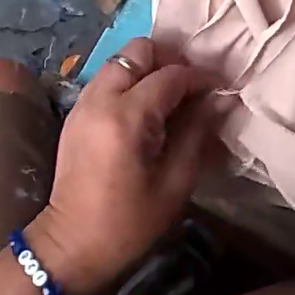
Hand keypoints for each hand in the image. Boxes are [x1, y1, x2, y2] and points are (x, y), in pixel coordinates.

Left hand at [27, 37, 226, 294]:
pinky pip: (105, 80)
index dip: (200, 77)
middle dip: (170, 60)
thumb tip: (222, 99)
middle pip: (137, 51)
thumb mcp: (174, 183)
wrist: (71, 243)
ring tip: (172, 98)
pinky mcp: (75, 114)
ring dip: (147, 69)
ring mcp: (82, 104)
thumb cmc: (128, 223)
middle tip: (192, 87)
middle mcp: (99, 99)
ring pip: (119, 61)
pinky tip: (146, 110)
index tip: (221, 89)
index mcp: (125, 117)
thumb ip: (197, 133)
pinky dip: (128, 82)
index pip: (170, 76)